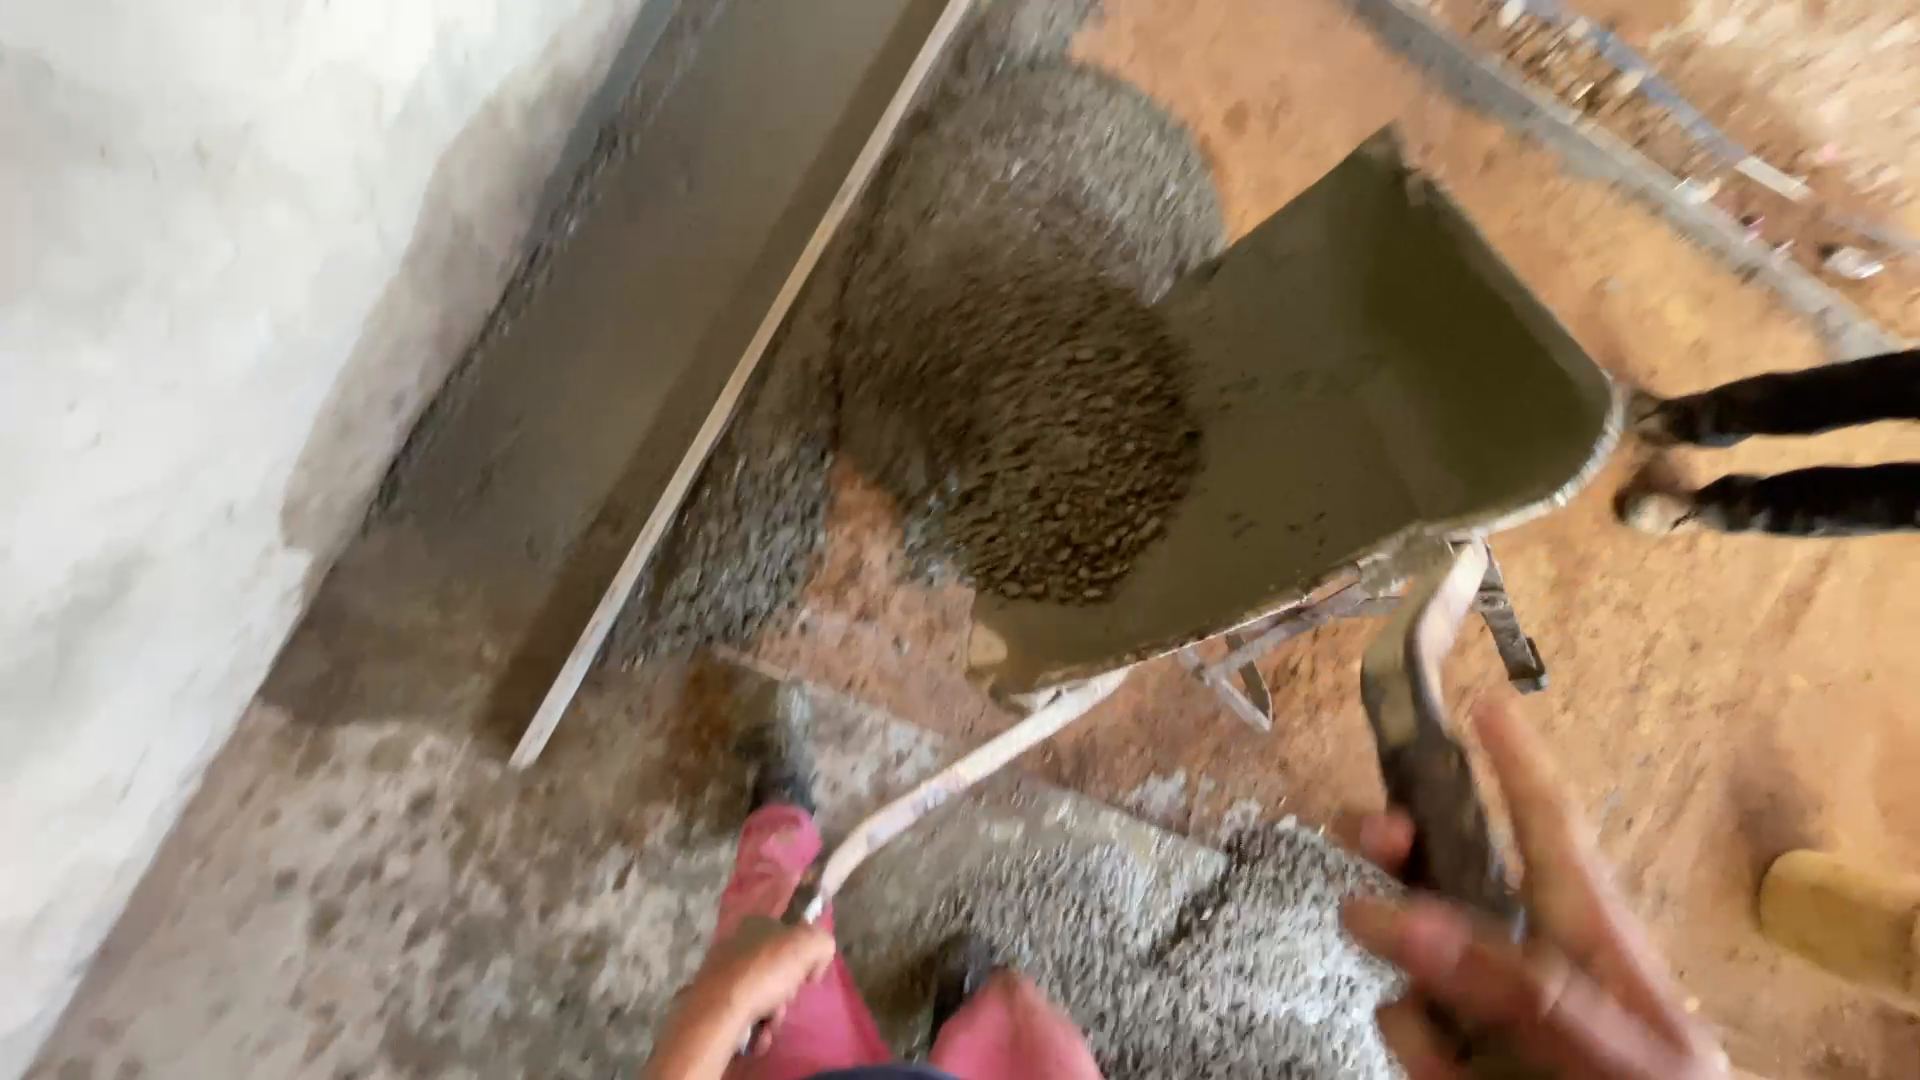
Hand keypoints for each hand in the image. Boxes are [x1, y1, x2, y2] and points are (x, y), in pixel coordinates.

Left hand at [644, 917, 834, 1079]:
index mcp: (757, 923)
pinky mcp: (712, 1002)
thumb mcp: (810, 944)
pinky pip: (744, 1014)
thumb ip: (822, 943)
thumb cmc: (765, 971)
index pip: (789, 935)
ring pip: (762, 994)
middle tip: (787, 1000)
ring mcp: (721, 973)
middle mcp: (736, 943)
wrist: (718, 1011)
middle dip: (787, 991)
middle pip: (777, 969)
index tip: (806, 975)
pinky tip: (758, 1034)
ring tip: (770, 1023)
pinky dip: (755, 1027)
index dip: (803, 956)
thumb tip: (816, 962)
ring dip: (773, 1013)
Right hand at [1339, 698, 1730, 1079]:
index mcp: (1589, 934)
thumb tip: (1395, 913)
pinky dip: (1419, 1048)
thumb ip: (1515, 984)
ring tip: (1442, 1042)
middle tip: (1372, 836)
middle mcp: (1523, 949)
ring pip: (1403, 938)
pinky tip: (1454, 1076)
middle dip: (1392, 836)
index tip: (1482, 698)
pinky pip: (1401, 1015)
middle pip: (1438, 858)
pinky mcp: (1450, 1041)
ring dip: (1408, 977)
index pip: (1547, 827)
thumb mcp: (1615, 1057)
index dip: (1514, 760)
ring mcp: (1480, 996)